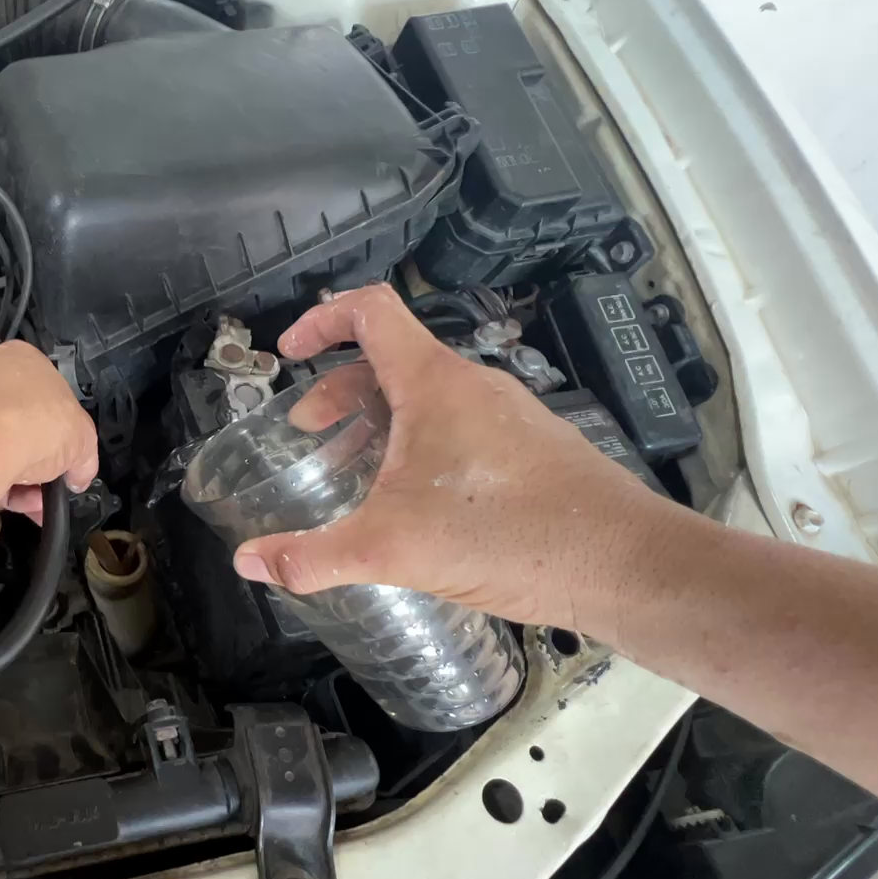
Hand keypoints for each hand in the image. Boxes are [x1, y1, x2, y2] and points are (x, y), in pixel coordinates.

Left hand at [0, 340, 98, 519]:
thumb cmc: (31, 419)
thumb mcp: (83, 439)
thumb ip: (84, 457)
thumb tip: (80, 474)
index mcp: (24, 360)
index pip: (47, 396)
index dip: (60, 432)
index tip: (65, 457)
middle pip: (21, 425)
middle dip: (39, 462)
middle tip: (50, 483)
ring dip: (21, 480)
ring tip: (33, 501)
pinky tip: (14, 502)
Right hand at [232, 284, 680, 634]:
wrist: (630, 567)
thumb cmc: (506, 535)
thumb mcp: (390, 548)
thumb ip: (312, 555)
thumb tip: (247, 563)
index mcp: (433, 383)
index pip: (369, 311)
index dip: (320, 319)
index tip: (287, 352)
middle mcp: (471, 385)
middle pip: (388, 358)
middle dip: (336, 388)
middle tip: (307, 432)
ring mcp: (505, 414)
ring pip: (423, 395)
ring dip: (374, 419)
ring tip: (351, 468)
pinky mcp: (527, 447)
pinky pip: (455, 424)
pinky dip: (414, 441)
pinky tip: (411, 499)